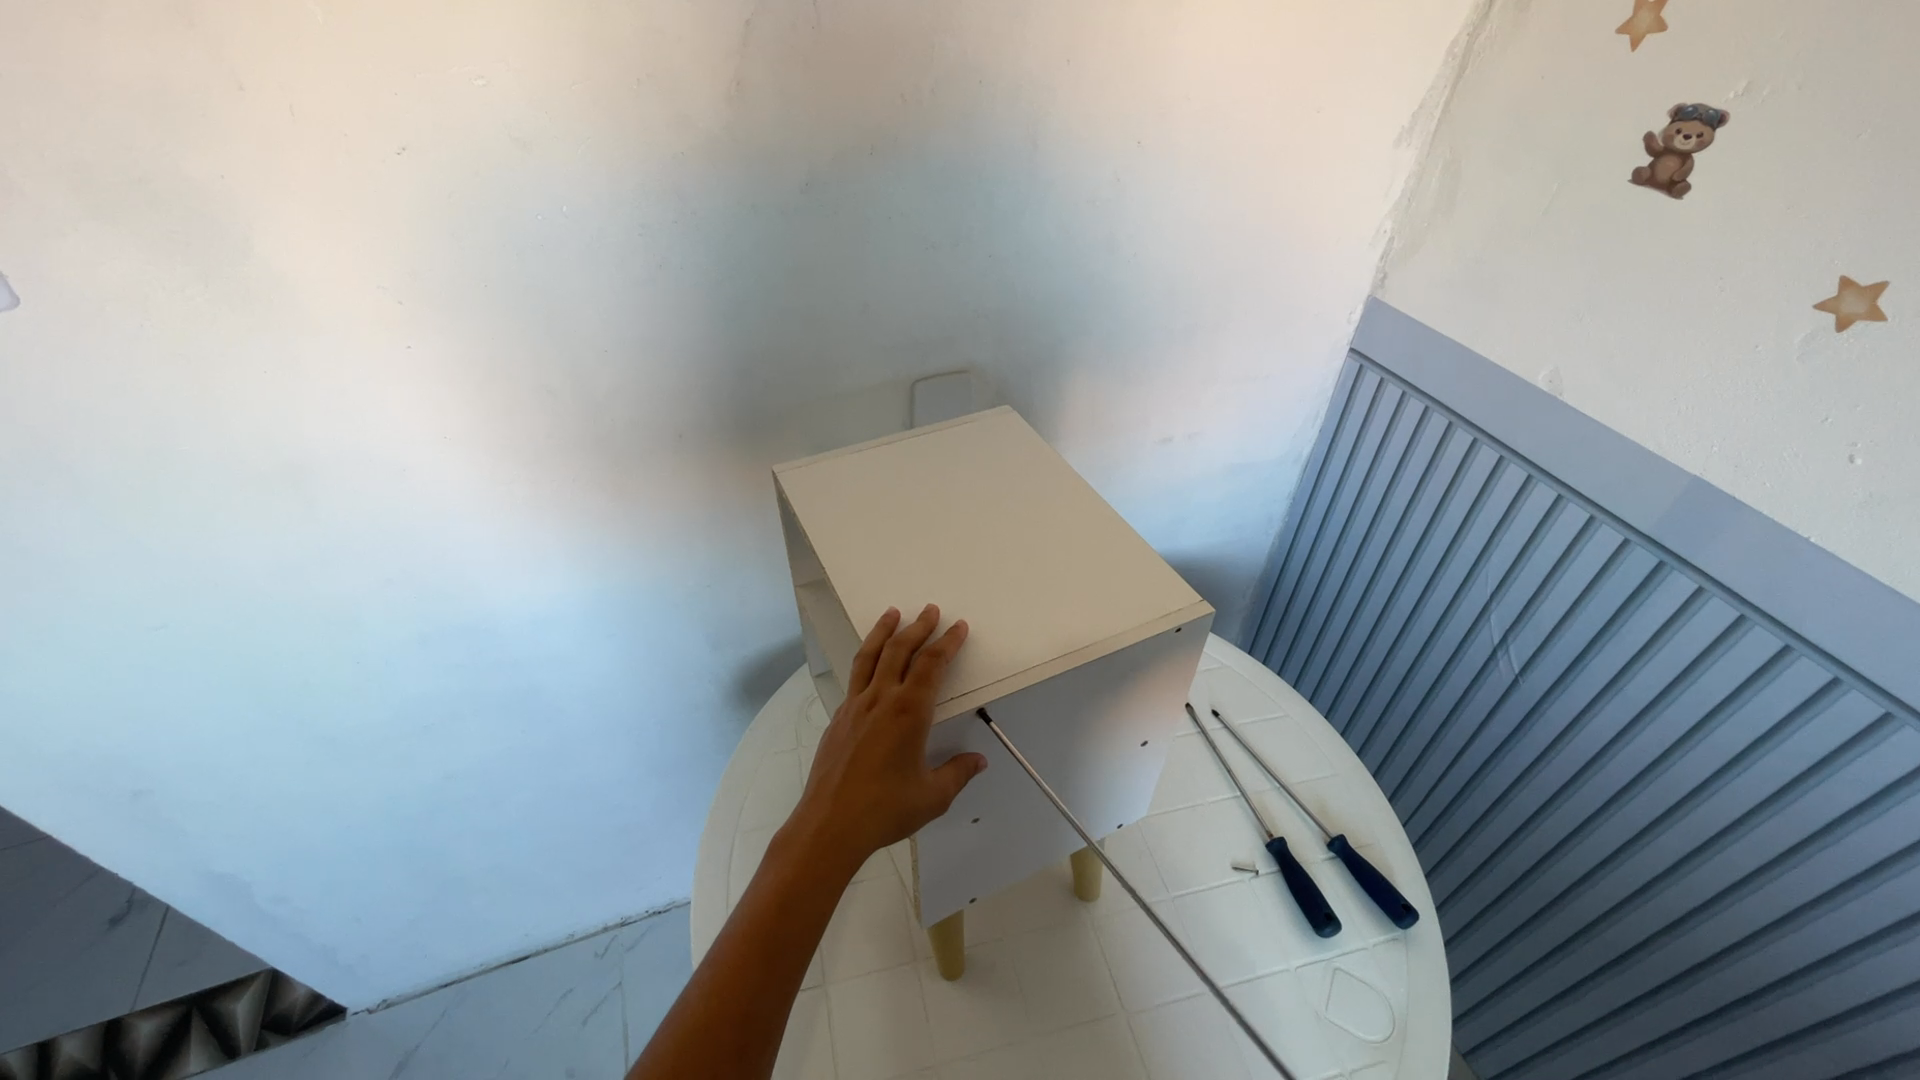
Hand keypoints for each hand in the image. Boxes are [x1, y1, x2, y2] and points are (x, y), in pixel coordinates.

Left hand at [783, 604, 987, 871]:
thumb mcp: (933, 796)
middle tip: (930, 610)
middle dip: (918, 627)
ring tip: (891, 614)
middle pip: (900, 650)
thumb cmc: (885, 810)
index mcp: (909, 712)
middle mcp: (880, 700)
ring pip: (869, 657)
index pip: (932, 665)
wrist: (830, 825)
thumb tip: (978, 760)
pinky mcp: (838, 719)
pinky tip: (869, 665)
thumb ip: (957, 772)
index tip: (958, 627)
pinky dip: (866, 660)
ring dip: (883, 632)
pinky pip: (855, 678)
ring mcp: (854, 707)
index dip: (947, 643)